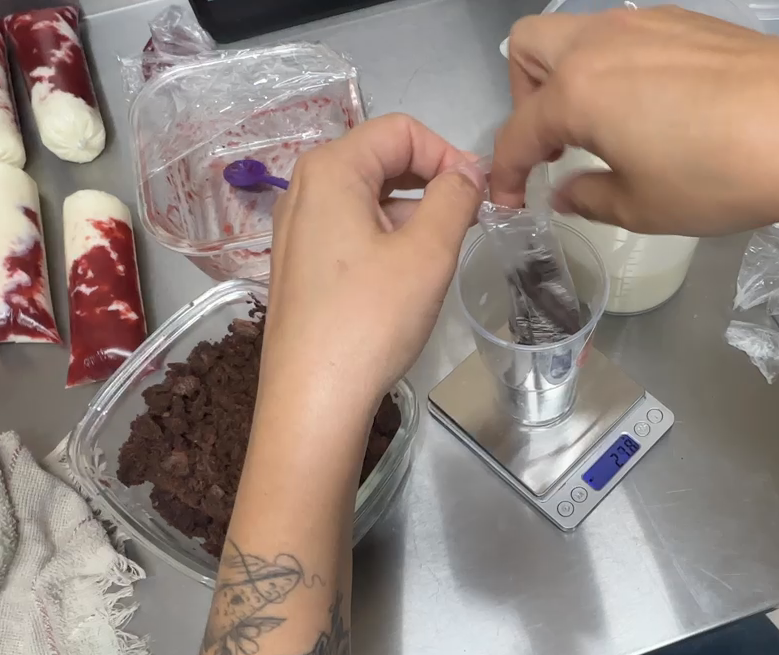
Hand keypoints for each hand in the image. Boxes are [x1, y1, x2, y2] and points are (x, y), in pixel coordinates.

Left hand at [262, 114, 485, 418]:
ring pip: (368, 201)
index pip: (401, 131)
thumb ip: (454, 200)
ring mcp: (297, 232)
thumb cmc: (371, 320)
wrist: (315, 398)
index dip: (449, 154)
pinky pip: (351, 234)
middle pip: (380, 161)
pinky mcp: (302, 269)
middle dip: (431, 185)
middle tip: (468, 224)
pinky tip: (406, 281)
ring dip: (412, 217)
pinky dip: (386, 242)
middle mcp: (304, 190)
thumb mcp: (427, 254)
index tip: (480, 197)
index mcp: (331, 170)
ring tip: (441, 258)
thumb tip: (467, 174)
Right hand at [491, 8, 778, 236]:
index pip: (518, 131)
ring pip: (577, 34)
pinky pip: (624, 37)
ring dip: (568, 81)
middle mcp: (602, 41)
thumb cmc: (715, 179)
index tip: (509, 204)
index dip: (506, 173)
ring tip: (601, 133)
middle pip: (529, 49)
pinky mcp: (687, 21)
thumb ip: (589, 197)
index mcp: (579, 90)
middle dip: (524, 99)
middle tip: (555, 148)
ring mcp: (647, 21)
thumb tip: (564, 193)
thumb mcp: (641, 208)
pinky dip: (612, 71)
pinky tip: (649, 113)